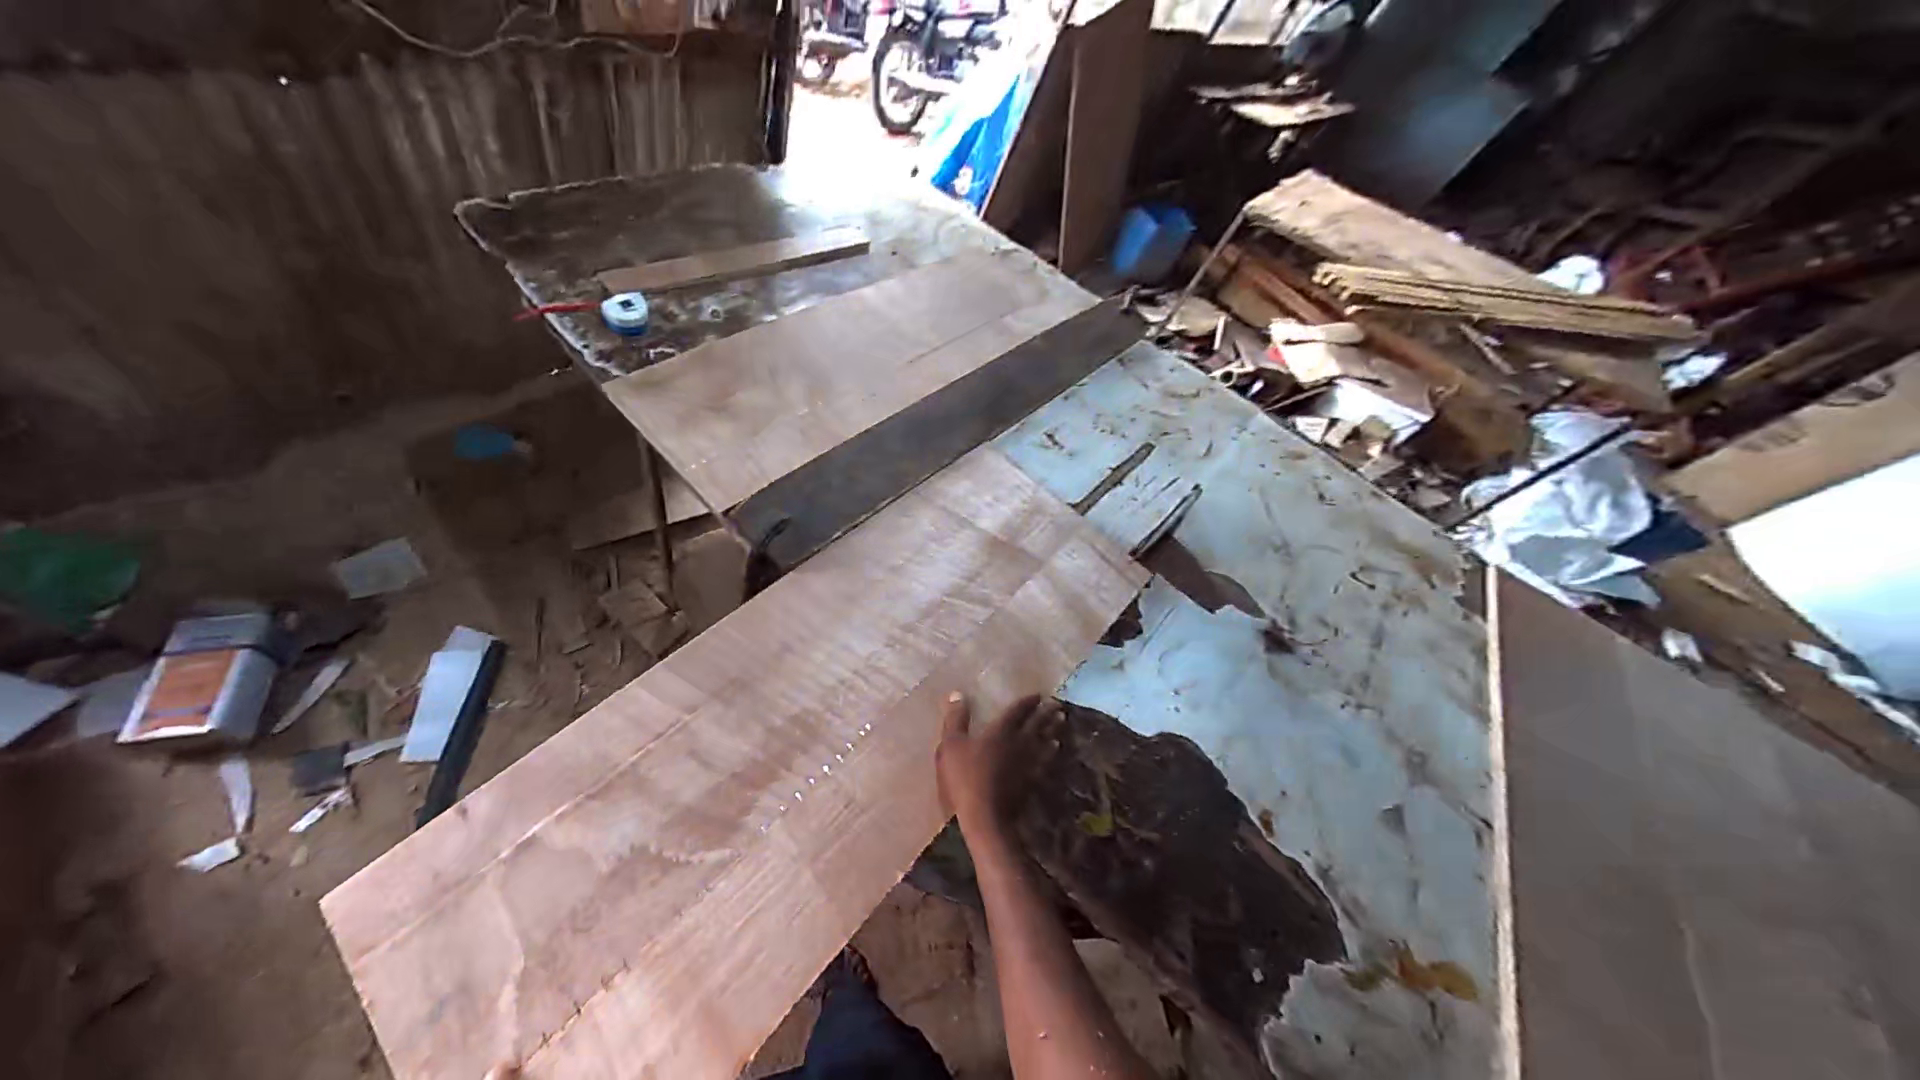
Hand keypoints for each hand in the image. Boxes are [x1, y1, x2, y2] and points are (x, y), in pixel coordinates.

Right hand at [935, 692, 1058, 826]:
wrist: (985, 817)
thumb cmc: (965, 777)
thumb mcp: (951, 745)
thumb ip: (955, 719)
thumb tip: (958, 694)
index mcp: (1001, 731)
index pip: (1017, 711)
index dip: (1027, 702)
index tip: (1038, 695)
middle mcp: (1019, 743)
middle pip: (1037, 724)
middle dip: (1046, 713)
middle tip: (1057, 705)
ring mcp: (1029, 763)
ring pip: (1045, 742)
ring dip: (1053, 730)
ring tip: (1062, 723)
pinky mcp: (1032, 781)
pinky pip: (1046, 761)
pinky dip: (1051, 753)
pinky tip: (1055, 752)